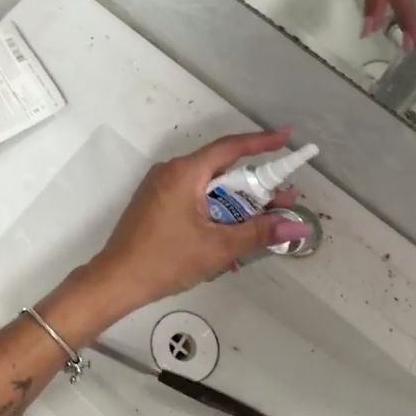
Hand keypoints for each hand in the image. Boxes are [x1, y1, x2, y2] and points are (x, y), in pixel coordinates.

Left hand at [78, 128, 310, 314]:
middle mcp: (170, 172)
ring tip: (264, 222)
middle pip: (220, 169)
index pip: (230, 148)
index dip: (262, 142)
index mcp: (184, 173)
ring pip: (208, 187)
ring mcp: (160, 187)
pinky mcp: (155, 203)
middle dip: (254, 186)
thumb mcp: (218, 247)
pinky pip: (193, 199)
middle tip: (285, 198)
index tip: (287, 137)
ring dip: (235, 204)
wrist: (118, 279)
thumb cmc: (166, 260)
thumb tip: (298, 226)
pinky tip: (231, 237)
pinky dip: (215, 212)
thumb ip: (259, 232)